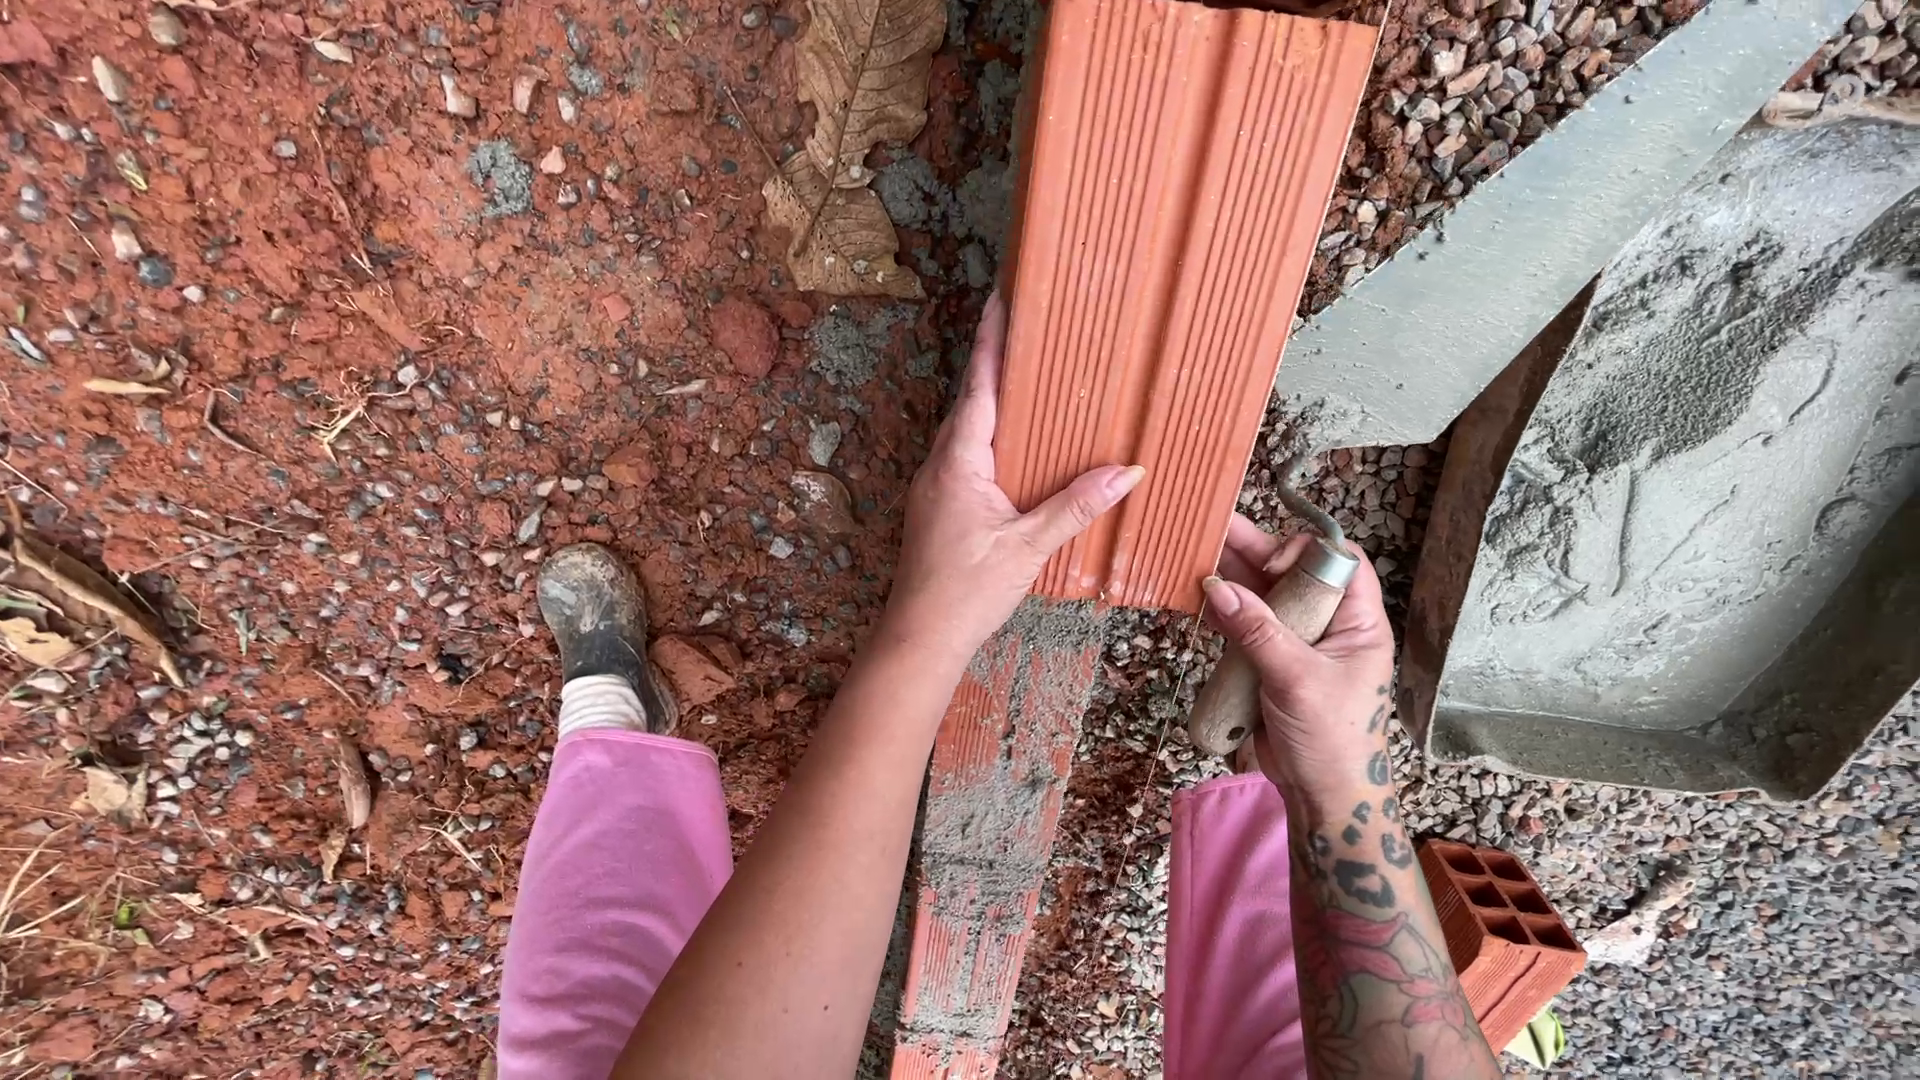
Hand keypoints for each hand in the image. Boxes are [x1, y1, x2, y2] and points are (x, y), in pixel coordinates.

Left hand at [882, 293, 1144, 662]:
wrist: (920, 636)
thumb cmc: (965, 591)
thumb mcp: (1027, 547)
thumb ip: (1074, 507)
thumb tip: (1126, 473)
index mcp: (958, 463)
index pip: (978, 389)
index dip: (990, 343)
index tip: (999, 299)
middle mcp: (939, 466)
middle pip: (970, 403)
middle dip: (994, 364)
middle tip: (1024, 331)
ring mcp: (935, 487)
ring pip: (966, 432)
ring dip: (991, 403)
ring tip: (1025, 381)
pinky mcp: (939, 507)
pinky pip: (966, 457)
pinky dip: (989, 439)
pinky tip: (1012, 450)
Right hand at [1201, 514, 1395, 802]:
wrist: (1321, 795)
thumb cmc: (1332, 738)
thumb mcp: (1298, 680)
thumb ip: (1258, 632)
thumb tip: (1217, 588)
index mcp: (1356, 622)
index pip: (1339, 561)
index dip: (1305, 549)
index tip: (1271, 561)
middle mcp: (1326, 623)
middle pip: (1292, 573)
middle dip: (1255, 551)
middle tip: (1215, 529)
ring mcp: (1294, 641)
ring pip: (1263, 596)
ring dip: (1232, 576)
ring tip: (1196, 552)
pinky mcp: (1267, 660)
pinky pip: (1244, 624)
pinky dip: (1222, 609)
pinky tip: (1198, 594)